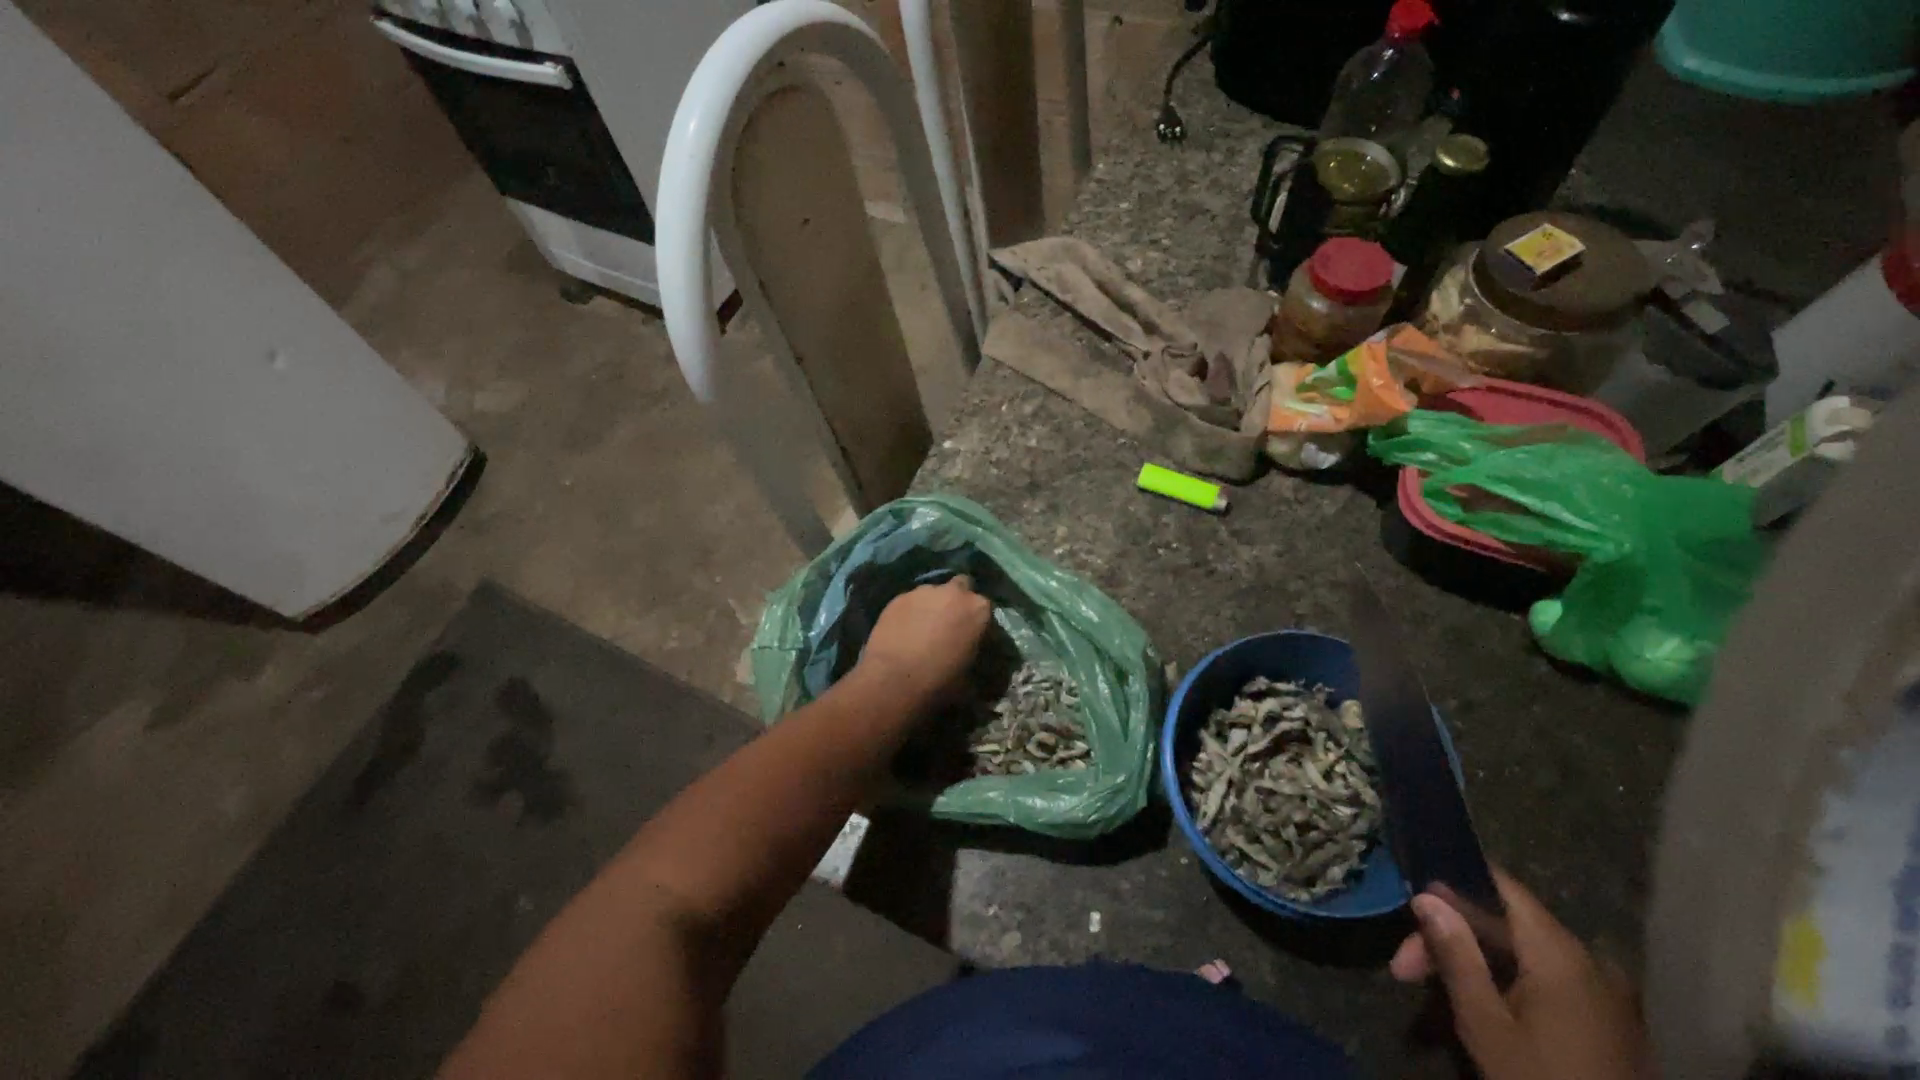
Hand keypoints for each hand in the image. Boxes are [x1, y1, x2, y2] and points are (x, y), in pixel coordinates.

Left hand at [855, 577, 991, 705]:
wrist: (894, 680)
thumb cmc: (940, 681)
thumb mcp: (970, 675)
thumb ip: (975, 656)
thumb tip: (972, 658)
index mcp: (979, 608)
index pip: (985, 608)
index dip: (979, 621)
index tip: (973, 635)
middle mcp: (954, 592)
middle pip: (961, 587)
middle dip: (957, 601)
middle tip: (949, 624)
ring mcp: (923, 591)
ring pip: (933, 593)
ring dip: (932, 606)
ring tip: (923, 629)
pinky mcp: (898, 597)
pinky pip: (910, 601)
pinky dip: (911, 612)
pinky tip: (904, 631)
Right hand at [1391, 869, 1653, 1079]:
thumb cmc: (1540, 1078)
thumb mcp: (1485, 1023)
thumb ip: (1456, 955)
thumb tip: (1426, 898)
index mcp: (1559, 952)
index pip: (1502, 887)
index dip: (1454, 886)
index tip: (1411, 903)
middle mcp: (1588, 958)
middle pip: (1507, 925)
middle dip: (1453, 937)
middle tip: (1403, 968)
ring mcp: (1605, 989)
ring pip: (1525, 953)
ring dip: (1476, 961)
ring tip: (1433, 987)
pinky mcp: (1609, 1017)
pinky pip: (1549, 977)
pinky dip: (1509, 979)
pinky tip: (1481, 1002)